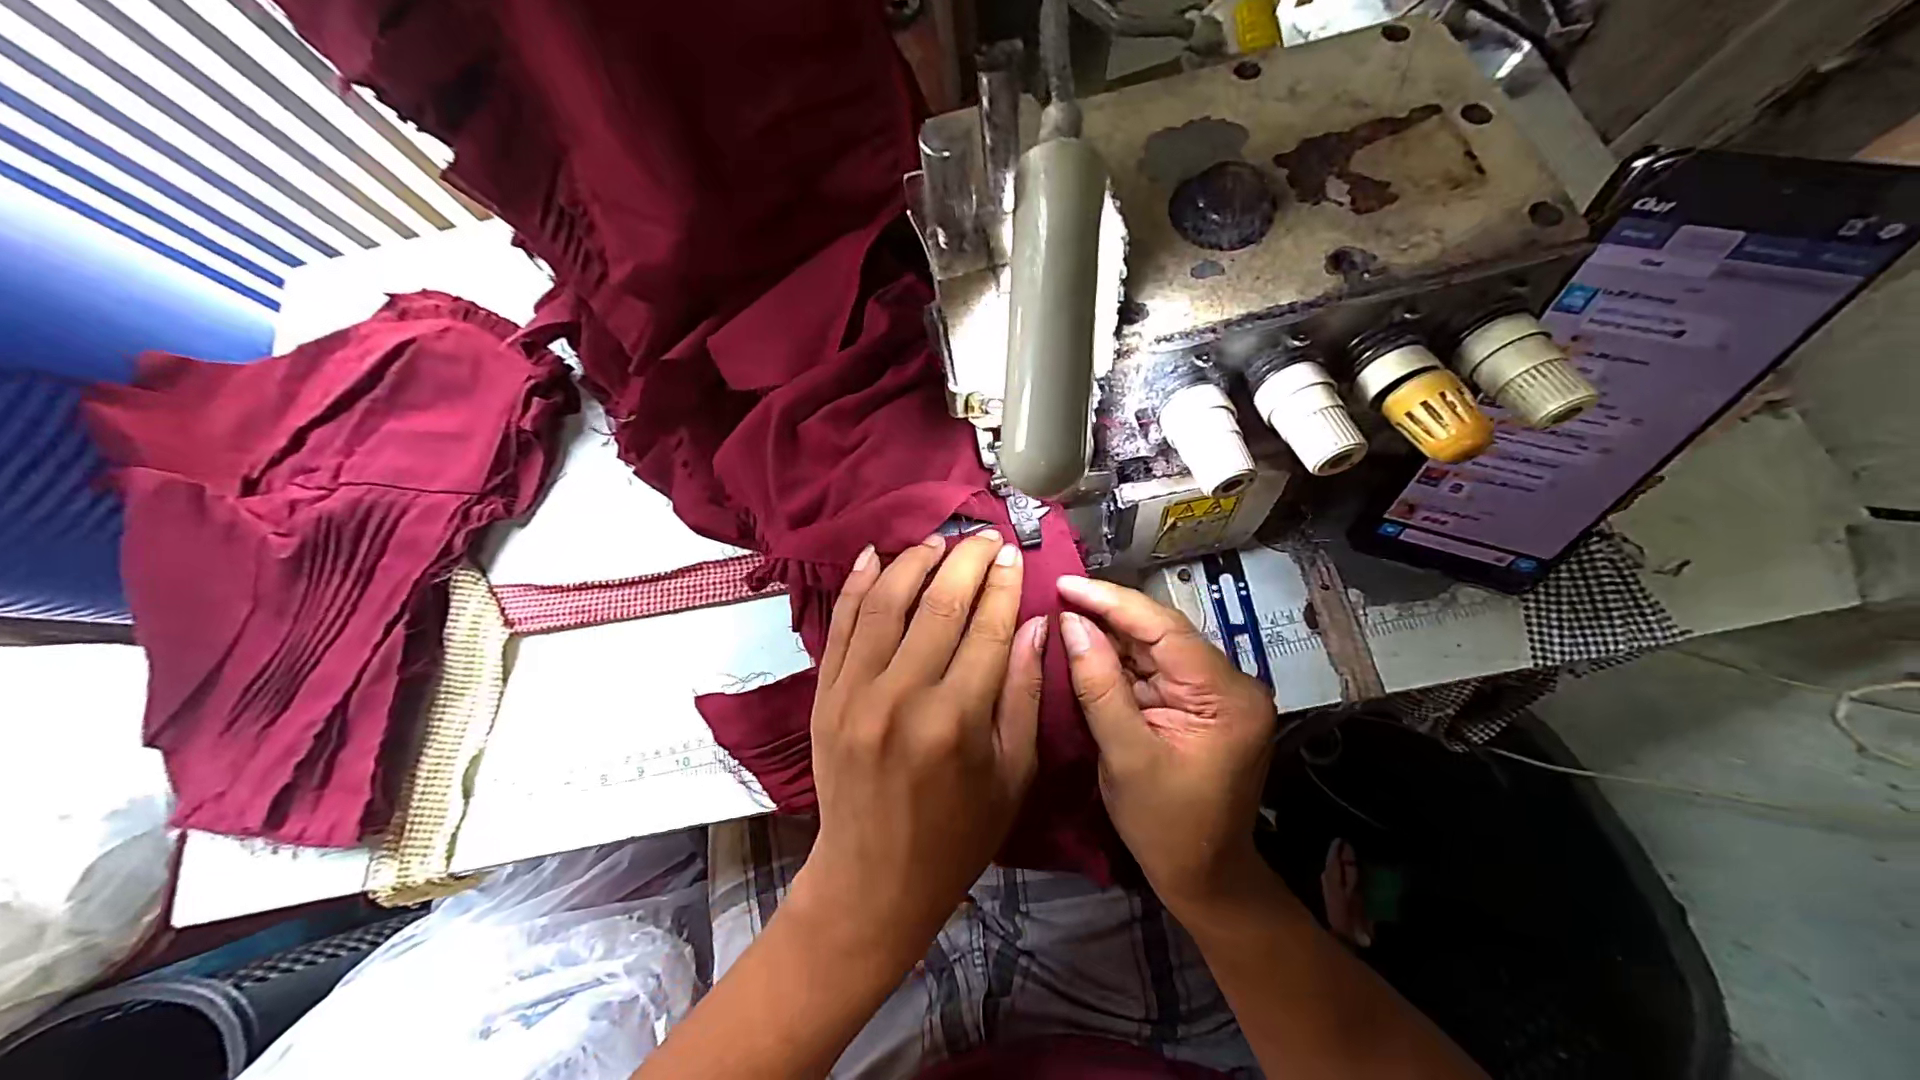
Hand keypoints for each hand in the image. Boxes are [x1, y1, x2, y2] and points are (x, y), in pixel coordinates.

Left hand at [796, 530, 1046, 957]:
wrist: (874, 879)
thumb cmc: (957, 834)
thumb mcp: (1013, 774)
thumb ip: (1023, 693)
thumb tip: (1034, 623)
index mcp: (957, 720)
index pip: (986, 628)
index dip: (1003, 585)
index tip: (1012, 554)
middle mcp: (903, 697)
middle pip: (939, 605)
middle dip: (966, 561)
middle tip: (982, 537)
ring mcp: (855, 694)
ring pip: (886, 604)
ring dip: (913, 562)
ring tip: (937, 542)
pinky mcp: (825, 697)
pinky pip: (842, 627)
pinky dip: (857, 586)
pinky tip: (874, 556)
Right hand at [1056, 576, 1276, 915]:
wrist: (1203, 876)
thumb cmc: (1167, 828)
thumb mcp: (1126, 756)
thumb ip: (1099, 686)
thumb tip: (1071, 624)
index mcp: (1226, 695)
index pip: (1165, 629)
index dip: (1112, 602)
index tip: (1065, 583)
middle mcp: (1229, 683)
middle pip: (1160, 634)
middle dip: (1107, 614)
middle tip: (1056, 594)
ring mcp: (1214, 692)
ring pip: (1153, 648)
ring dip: (1108, 634)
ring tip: (1062, 611)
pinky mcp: (1197, 703)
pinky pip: (1152, 670)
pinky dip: (1118, 660)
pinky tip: (1085, 644)